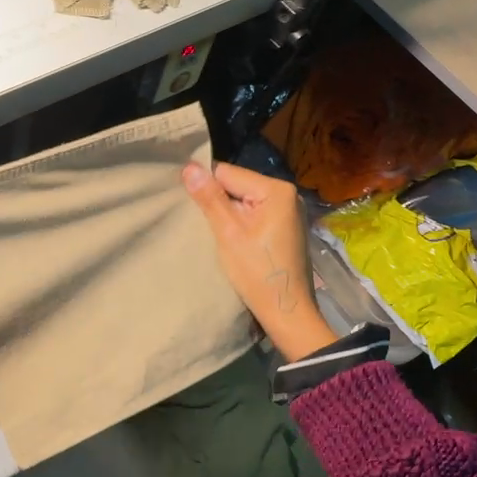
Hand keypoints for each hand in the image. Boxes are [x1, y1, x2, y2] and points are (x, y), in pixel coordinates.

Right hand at [183, 161, 338, 361]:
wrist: (285, 309)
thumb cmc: (256, 272)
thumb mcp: (228, 233)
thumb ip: (209, 198)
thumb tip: (188, 167)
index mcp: (276, 189)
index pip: (227, 173)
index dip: (207, 189)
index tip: (194, 210)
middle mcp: (287, 193)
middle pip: (237, 185)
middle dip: (219, 202)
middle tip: (205, 226)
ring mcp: (288, 210)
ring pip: (244, 200)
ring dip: (228, 213)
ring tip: (218, 233)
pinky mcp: (285, 226)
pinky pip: (255, 213)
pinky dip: (241, 223)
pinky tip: (234, 240)